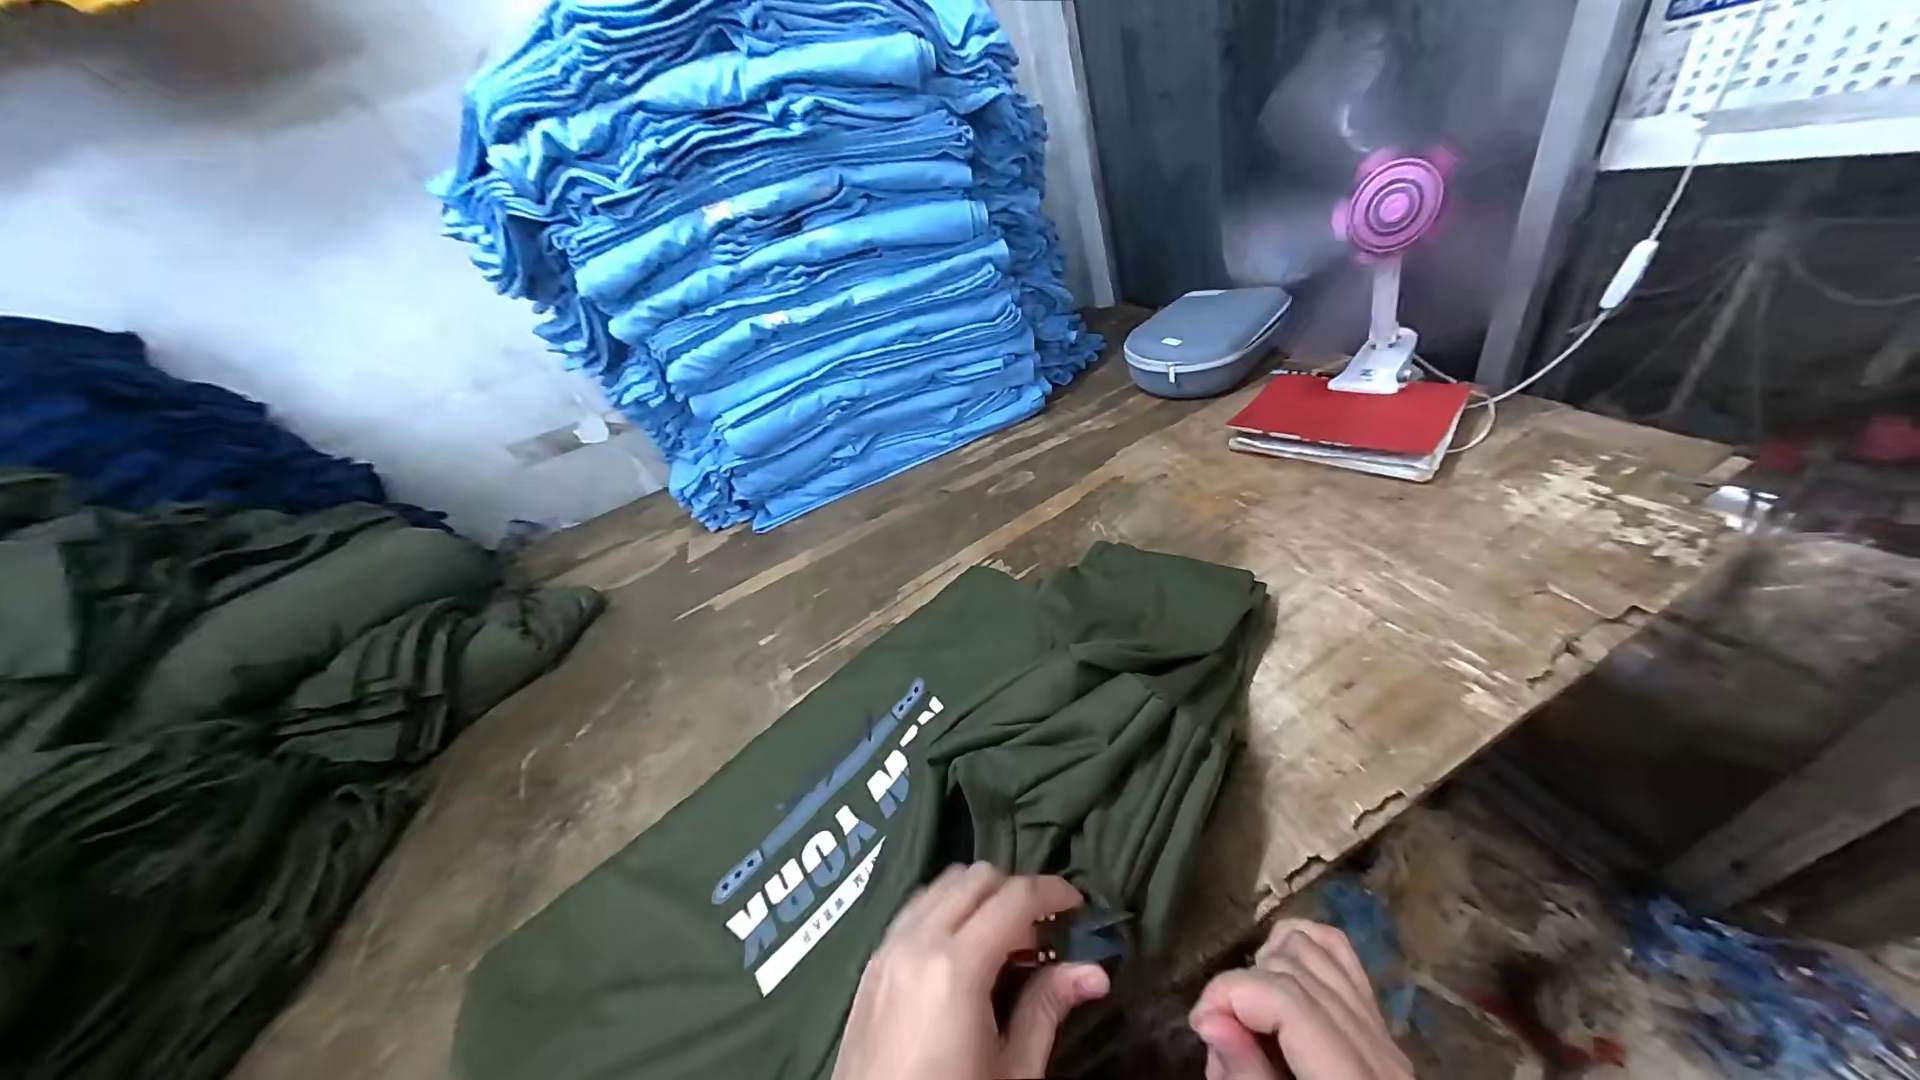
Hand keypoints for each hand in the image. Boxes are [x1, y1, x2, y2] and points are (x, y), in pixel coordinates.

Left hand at [832, 863, 1111, 1079]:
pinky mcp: (872, 963)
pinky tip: (963, 946)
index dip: (1052, 891)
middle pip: (976, 877)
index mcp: (956, 966)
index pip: (1014, 898)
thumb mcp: (1011, 1074)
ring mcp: (889, 947)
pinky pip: (916, 908)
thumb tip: (1093, 972)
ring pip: (942, 884)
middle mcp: (918, 941)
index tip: (1077, 904)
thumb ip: (1047, 1009)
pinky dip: (946, 907)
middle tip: (1042, 928)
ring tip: (1005, 936)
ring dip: (979, 894)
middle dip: (1015, 890)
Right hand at [1188, 920, 1412, 1079]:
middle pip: (1293, 970)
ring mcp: (1386, 1037)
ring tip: (1250, 1013)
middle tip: (1222, 1040)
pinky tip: (1277, 973)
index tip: (1199, 1025)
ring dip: (1266, 967)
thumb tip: (1208, 1019)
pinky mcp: (1380, 1030)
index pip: (1287, 998)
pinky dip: (1300, 949)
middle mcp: (1382, 1055)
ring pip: (1313, 950)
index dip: (1230, 994)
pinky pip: (1339, 955)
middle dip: (1241, 989)